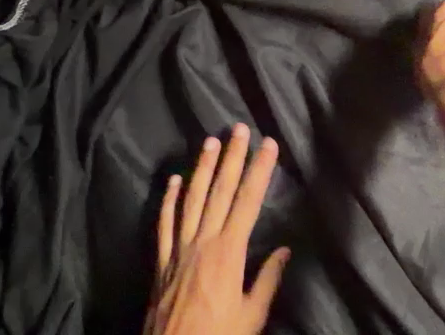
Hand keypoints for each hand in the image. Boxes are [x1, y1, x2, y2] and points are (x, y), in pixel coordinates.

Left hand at [143, 124, 290, 334]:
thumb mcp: (250, 317)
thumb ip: (267, 281)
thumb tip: (285, 250)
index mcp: (229, 252)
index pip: (248, 201)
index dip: (260, 170)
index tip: (269, 143)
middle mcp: (203, 242)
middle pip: (219, 191)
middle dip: (232, 157)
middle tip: (239, 128)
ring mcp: (178, 250)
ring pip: (191, 200)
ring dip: (202, 168)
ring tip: (210, 141)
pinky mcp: (160, 263)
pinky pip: (163, 225)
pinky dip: (168, 200)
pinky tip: (173, 181)